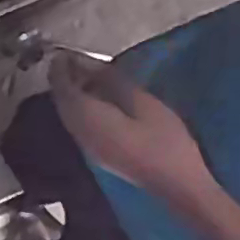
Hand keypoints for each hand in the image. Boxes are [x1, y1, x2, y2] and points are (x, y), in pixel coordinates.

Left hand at [49, 50, 217, 206]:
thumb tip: (89, 64)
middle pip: (60, 98)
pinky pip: (76, 121)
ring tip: (85, 75)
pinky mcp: (95, 153)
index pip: (61, 85)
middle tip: (75, 60)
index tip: (64, 51)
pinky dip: (79, 106)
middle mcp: (77, 129)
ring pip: (67, 110)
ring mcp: (84, 144)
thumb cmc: (165, 143)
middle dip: (63, 77)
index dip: (60, 66)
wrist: (179, 188)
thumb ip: (111, 81)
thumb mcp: (143, 103)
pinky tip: (95, 100)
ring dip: (71, 92)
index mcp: (85, 115)